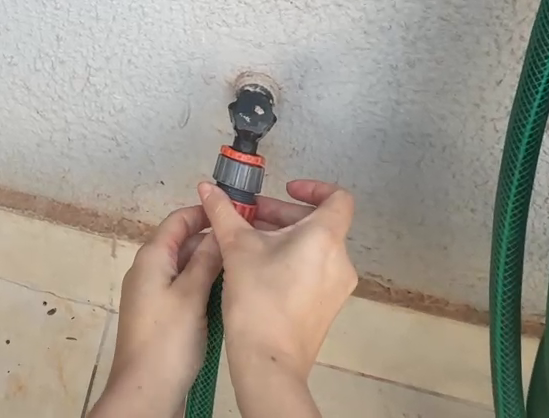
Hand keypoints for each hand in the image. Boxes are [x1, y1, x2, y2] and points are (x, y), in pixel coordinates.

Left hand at [89, 204, 223, 417]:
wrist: (145, 392)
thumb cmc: (168, 339)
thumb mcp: (191, 295)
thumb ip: (206, 261)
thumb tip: (219, 232)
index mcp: (151, 257)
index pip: (178, 221)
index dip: (203, 213)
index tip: (234, 213)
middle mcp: (148, 269)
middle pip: (181, 243)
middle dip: (210, 241)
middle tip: (244, 244)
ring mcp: (151, 293)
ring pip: (183, 267)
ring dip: (207, 265)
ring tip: (240, 267)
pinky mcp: (158, 315)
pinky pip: (182, 288)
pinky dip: (201, 286)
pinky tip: (223, 294)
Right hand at [199, 179, 356, 414]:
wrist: (269, 362)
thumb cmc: (258, 297)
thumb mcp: (236, 246)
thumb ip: (223, 211)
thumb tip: (207, 187)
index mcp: (326, 238)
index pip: (338, 198)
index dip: (313, 187)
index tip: (285, 190)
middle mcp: (340, 260)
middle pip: (318, 222)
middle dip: (282, 214)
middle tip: (250, 217)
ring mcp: (337, 287)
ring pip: (314, 246)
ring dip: (283, 236)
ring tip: (249, 241)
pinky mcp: (327, 307)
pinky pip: (314, 269)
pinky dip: (292, 258)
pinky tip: (259, 267)